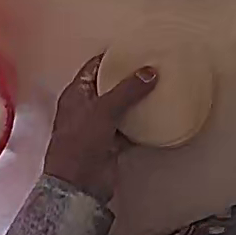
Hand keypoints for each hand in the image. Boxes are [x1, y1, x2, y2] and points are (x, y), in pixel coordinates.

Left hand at [43, 53, 156, 201]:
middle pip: (110, 87)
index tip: (134, 50)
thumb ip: (128, 90)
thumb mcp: (104, 110)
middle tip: (153, 67)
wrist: (79, 185)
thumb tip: (150, 71)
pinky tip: (158, 116)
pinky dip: (142, 124)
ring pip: (122, 108)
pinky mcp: (111, 144)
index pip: (94, 67)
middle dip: (129, 78)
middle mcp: (85, 108)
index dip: (113, 57)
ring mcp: (98, 127)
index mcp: (76, 94)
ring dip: (137, 101)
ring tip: (159, 87)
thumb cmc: (80, 143)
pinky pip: (130, 129)